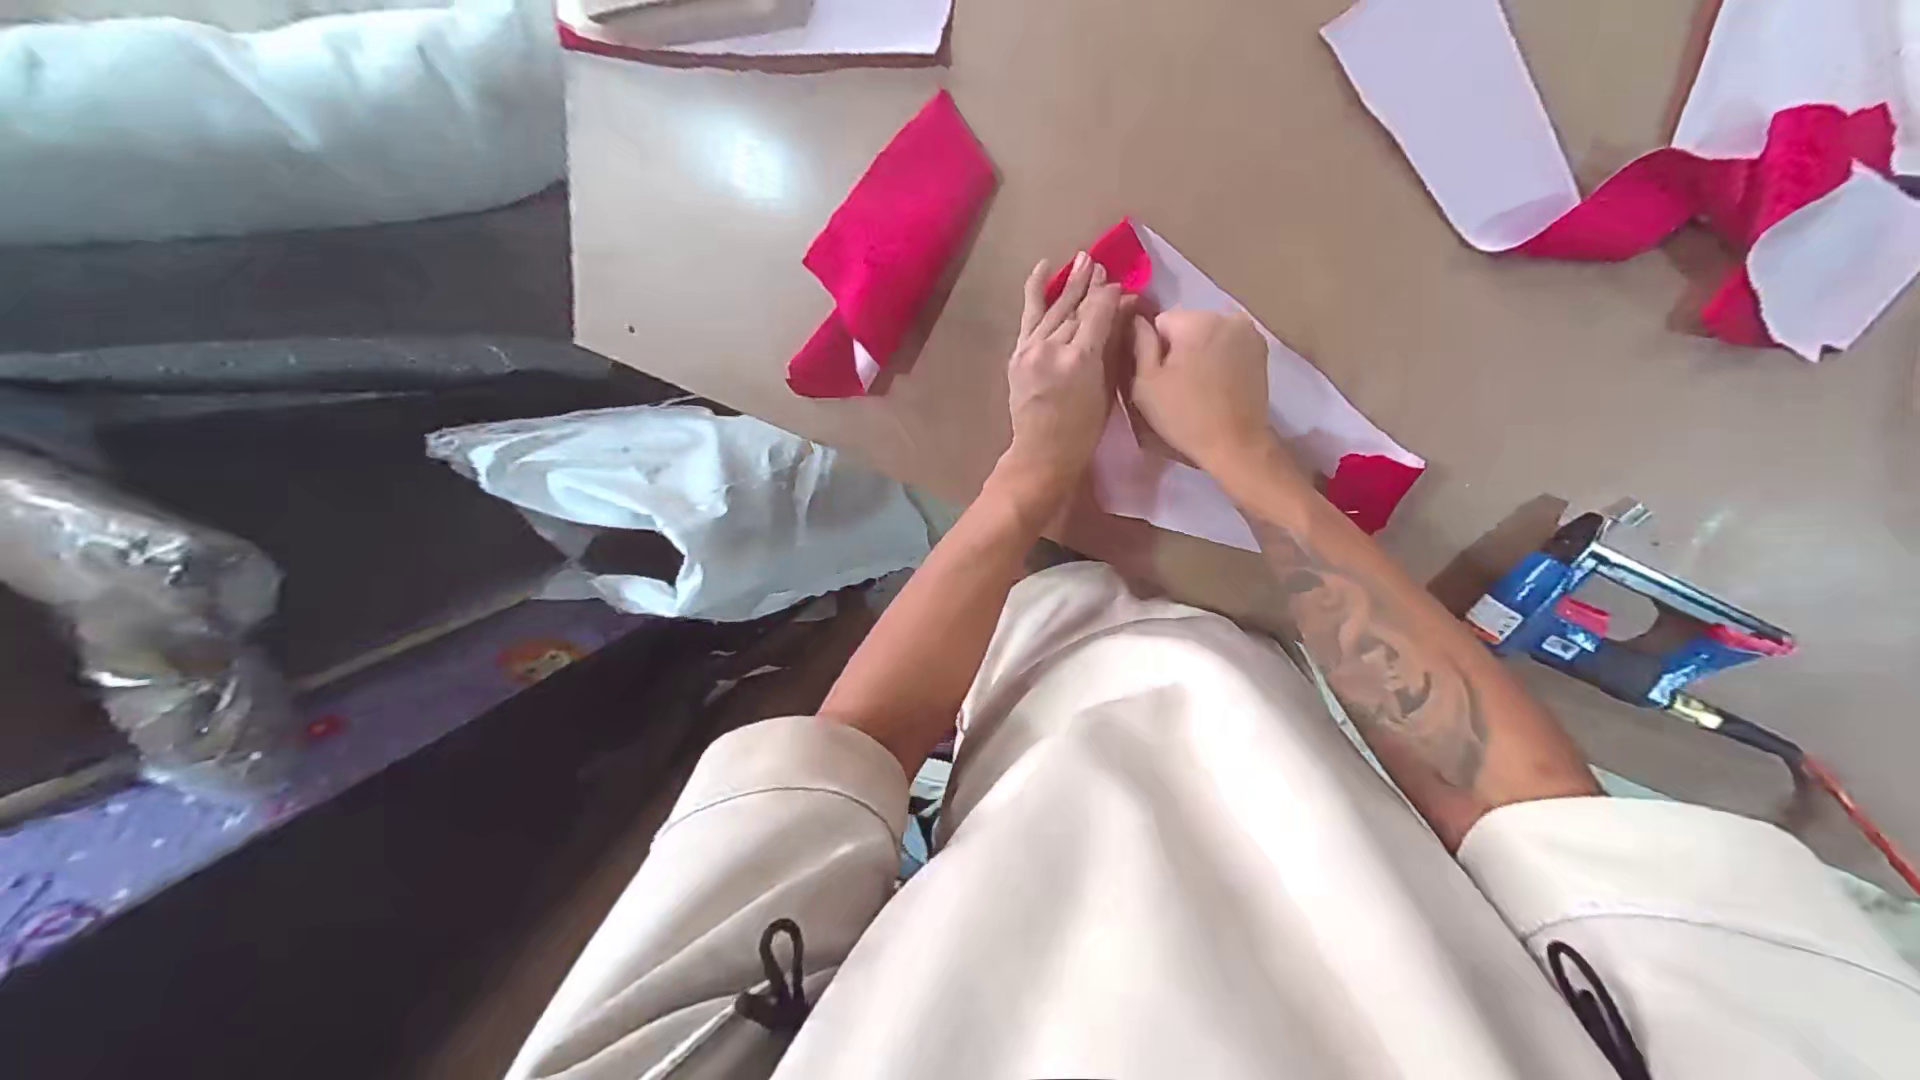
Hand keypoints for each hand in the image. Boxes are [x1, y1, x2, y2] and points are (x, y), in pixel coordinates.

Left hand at [997, 251, 1127, 511]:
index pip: (1098, 314)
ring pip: (1054, 310)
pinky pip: (1028, 316)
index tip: (1120, 285)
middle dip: (1090, 286)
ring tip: (1083, 259)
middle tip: (1101, 264)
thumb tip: (1123, 311)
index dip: (1110, 296)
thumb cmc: (1083, 429)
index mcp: (1080, 360)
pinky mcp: (1018, 354)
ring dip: (1069, 284)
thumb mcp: (1106, 388)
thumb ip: (1112, 347)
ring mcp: (1031, 349)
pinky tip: (1044, 268)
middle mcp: (1053, 348)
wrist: (1041, 451)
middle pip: (1076, 309)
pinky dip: (1035, 291)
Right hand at [1129, 309, 1282, 476]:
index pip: (1160, 321)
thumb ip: (1139, 344)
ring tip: (1196, 385)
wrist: (1234, 444)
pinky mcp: (1261, 351)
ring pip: (1208, 334)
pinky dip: (1218, 359)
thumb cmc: (1183, 415)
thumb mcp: (1146, 383)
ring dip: (1199, 352)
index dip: (1153, 349)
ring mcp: (1249, 333)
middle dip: (1178, 347)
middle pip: (1187, 325)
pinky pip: (1228, 345)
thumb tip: (1136, 320)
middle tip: (1175, 383)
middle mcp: (1227, 316)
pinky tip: (1215, 384)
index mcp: (1197, 320)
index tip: (1157, 376)